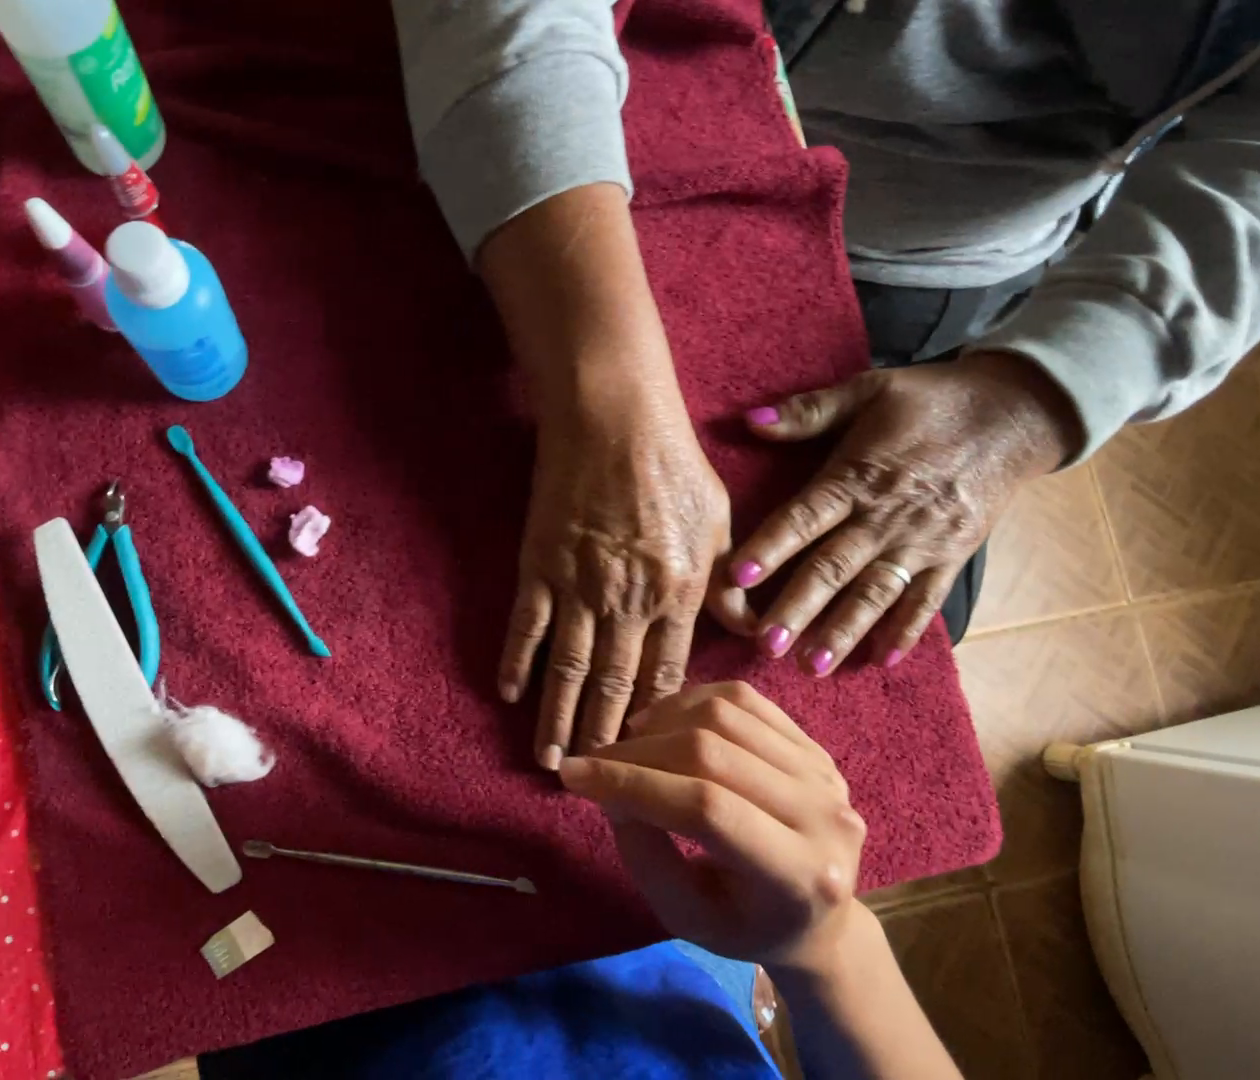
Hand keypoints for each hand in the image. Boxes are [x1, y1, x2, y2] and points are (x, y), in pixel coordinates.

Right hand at [503, 403, 730, 767]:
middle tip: (590, 782)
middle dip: (603, 740)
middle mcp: (628, 602)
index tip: (647, 763)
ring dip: (557, 717)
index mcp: (678, 594)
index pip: (666, 678)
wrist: (614, 419)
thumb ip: (729, 586)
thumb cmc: (673, 466)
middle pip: (613, 686)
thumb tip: (752, 633)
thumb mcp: (721, 523)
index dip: (656, 726)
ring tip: (549, 759)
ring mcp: (578, 586)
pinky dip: (516, 661)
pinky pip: (524, 625)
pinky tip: (507, 693)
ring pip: (568, 668)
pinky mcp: (539, 566)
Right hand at [558, 682, 863, 970]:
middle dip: (636, 753)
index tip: (572, 776)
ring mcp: (824, 773)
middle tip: (594, 765)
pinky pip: (742, 699)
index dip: (632, 784)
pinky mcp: (813, 746)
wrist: (815, 919)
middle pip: (712, 754)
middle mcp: (824, 817)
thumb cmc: (741, 924)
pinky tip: (663, 724)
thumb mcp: (683, 915)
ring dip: (660, 721)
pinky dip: (689, 702)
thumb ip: (644, 852)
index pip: (705, 809)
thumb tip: (611, 786)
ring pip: (725, 715)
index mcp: (798, 876)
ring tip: (630, 745)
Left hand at [717, 350, 1078, 673]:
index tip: (737, 577)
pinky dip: (906, 630)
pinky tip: (883, 661)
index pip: (805, 518)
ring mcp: (922, 541)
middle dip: (798, 608)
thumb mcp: (867, 390)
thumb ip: (808, 411)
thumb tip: (749, 419)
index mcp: (857, 477)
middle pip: (834, 568)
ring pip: (875, 594)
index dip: (770, 547)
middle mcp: (886, 517)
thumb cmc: (929, 400)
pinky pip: (926, 598)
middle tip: (766, 643)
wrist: (1016, 412)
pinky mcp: (953, 555)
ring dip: (843, 632)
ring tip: (812, 665)